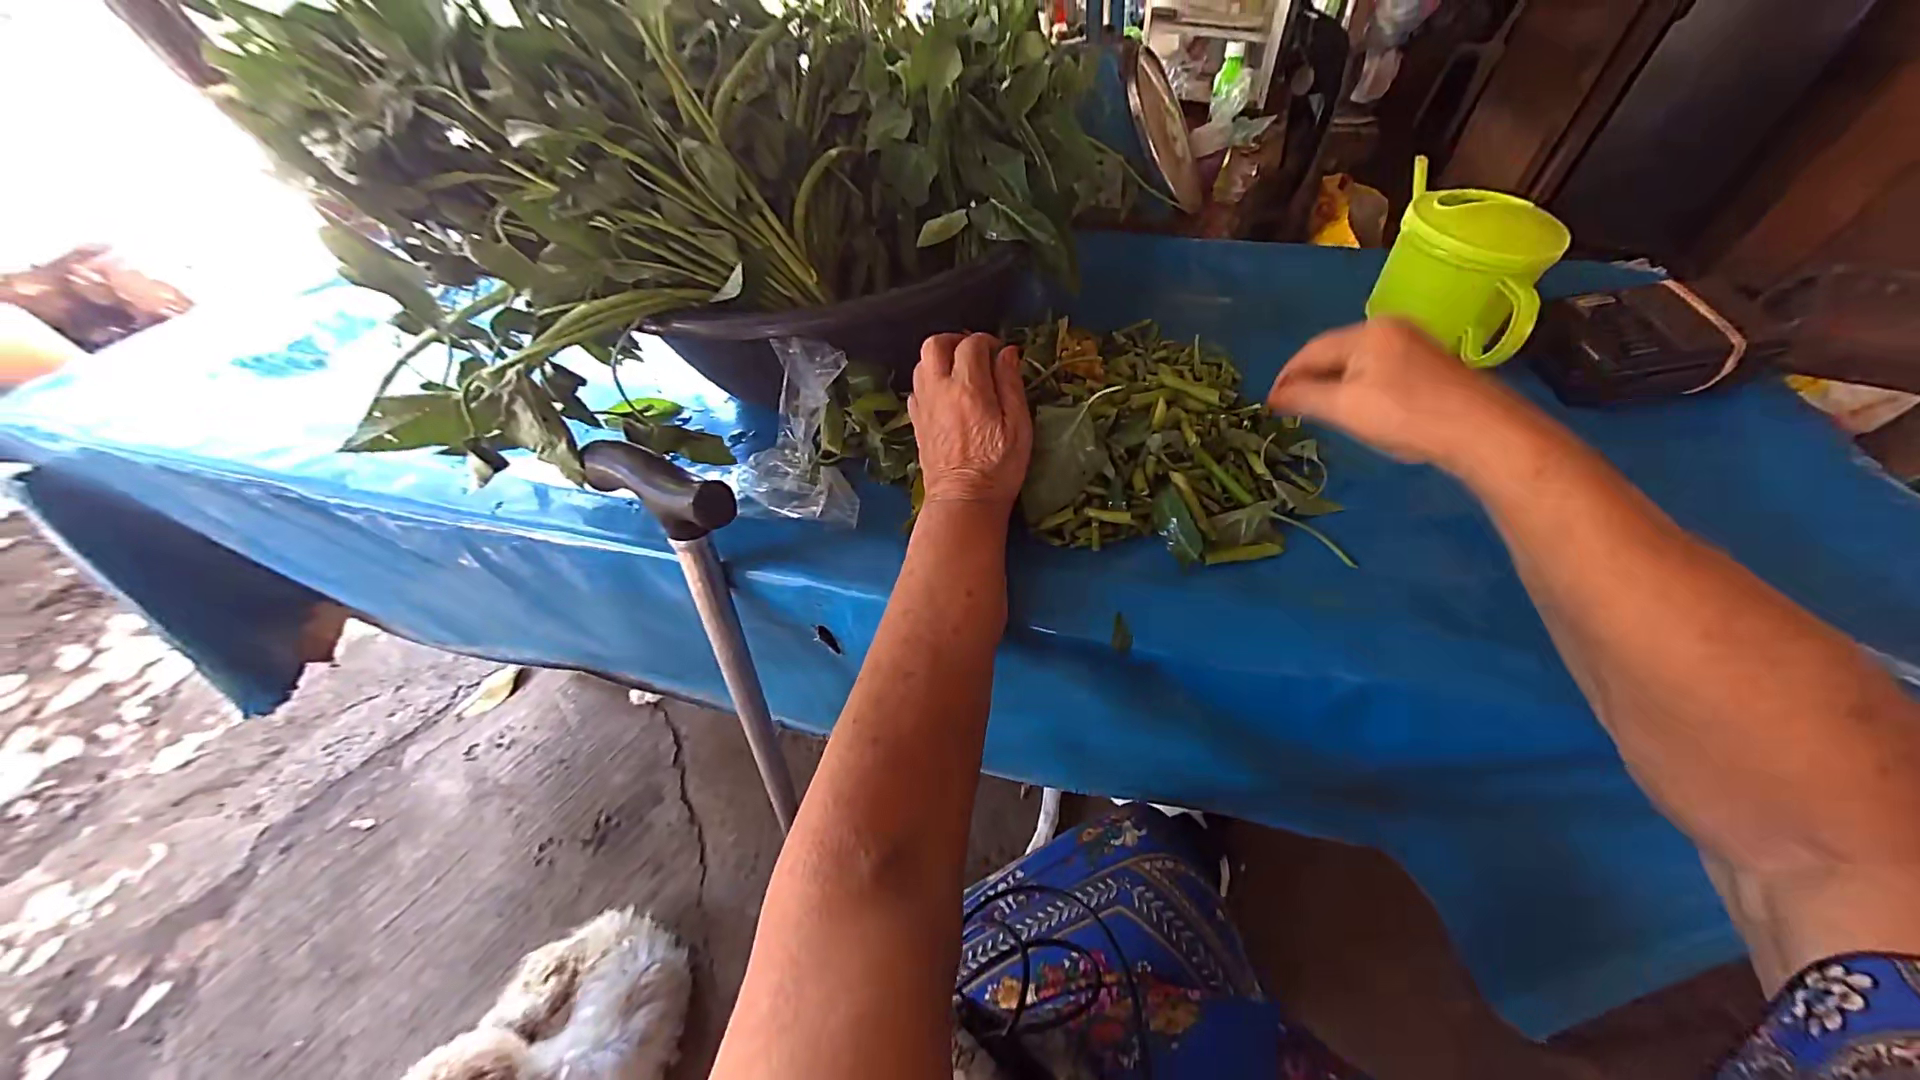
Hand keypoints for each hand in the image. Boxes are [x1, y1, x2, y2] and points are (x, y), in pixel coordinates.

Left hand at [908, 332, 1031, 509]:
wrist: (963, 501)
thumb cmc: (999, 468)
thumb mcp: (1019, 426)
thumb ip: (1011, 385)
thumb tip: (1007, 354)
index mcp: (969, 388)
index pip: (971, 345)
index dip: (987, 342)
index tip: (999, 353)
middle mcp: (940, 390)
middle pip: (935, 345)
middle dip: (955, 341)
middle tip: (974, 354)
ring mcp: (924, 406)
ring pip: (921, 364)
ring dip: (940, 360)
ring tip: (960, 373)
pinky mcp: (916, 423)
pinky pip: (916, 389)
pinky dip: (929, 382)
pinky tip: (946, 395)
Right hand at [1266, 318, 1545, 469]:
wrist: (1479, 431)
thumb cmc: (1403, 415)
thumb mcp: (1343, 408)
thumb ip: (1302, 398)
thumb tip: (1273, 397)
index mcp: (1366, 332)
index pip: (1310, 351)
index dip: (1285, 378)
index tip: (1268, 405)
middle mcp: (1389, 328)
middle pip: (1332, 353)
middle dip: (1307, 380)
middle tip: (1288, 409)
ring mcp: (1411, 343)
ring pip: (1353, 363)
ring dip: (1329, 385)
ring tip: (1314, 411)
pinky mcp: (1425, 363)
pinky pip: (1375, 370)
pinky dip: (1354, 387)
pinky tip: (1352, 408)